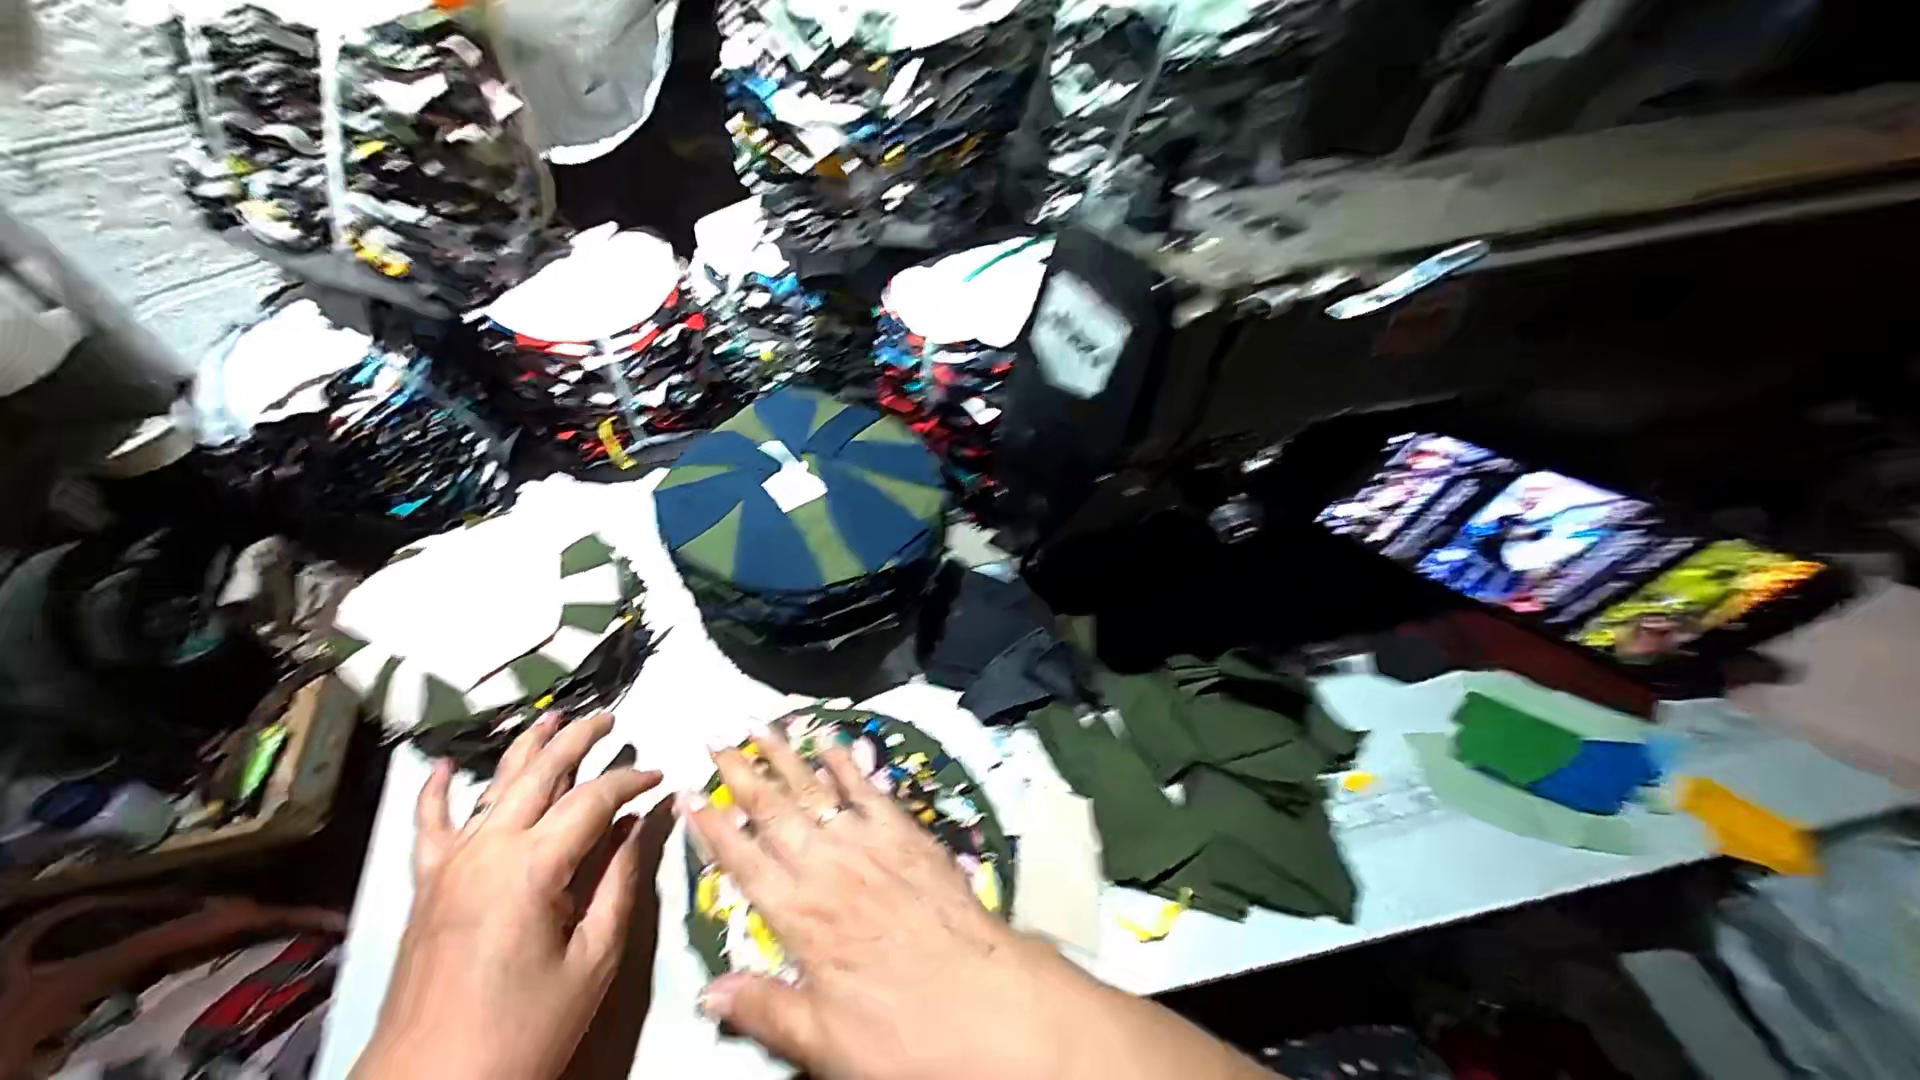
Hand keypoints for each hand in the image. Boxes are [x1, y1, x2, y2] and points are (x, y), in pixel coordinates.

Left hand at [354, 712, 661, 1079]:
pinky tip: (439, 769)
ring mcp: (450, 866)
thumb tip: (640, 823)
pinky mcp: (427, 888)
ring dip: (525, 749)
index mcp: (532, 867)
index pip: (593, 799)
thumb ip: (620, 881)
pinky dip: (434, 795)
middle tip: (610, 720)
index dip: (631, 781)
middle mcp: (487, 851)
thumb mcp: (594, 958)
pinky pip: (428, 830)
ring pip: (492, 788)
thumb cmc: (524, 1031)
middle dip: (579, 739)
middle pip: (540, 774)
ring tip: (553, 719)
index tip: (660, 778)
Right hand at [683, 727, 1268, 1079]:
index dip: (713, 828)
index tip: (691, 796)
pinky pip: (870, 791)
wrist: (985, 1003)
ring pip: (817, 791)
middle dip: (742, 774)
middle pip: (774, 812)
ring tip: (763, 727)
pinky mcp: (907, 833)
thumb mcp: (823, 1040)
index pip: (742, 862)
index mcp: (799, 916)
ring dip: (788, 757)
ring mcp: (869, 844)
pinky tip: (832, 742)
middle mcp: (828, 868)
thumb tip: (706, 992)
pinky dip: (849, 764)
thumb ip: (764, 1007)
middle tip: (717, 740)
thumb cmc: (902, 1033)